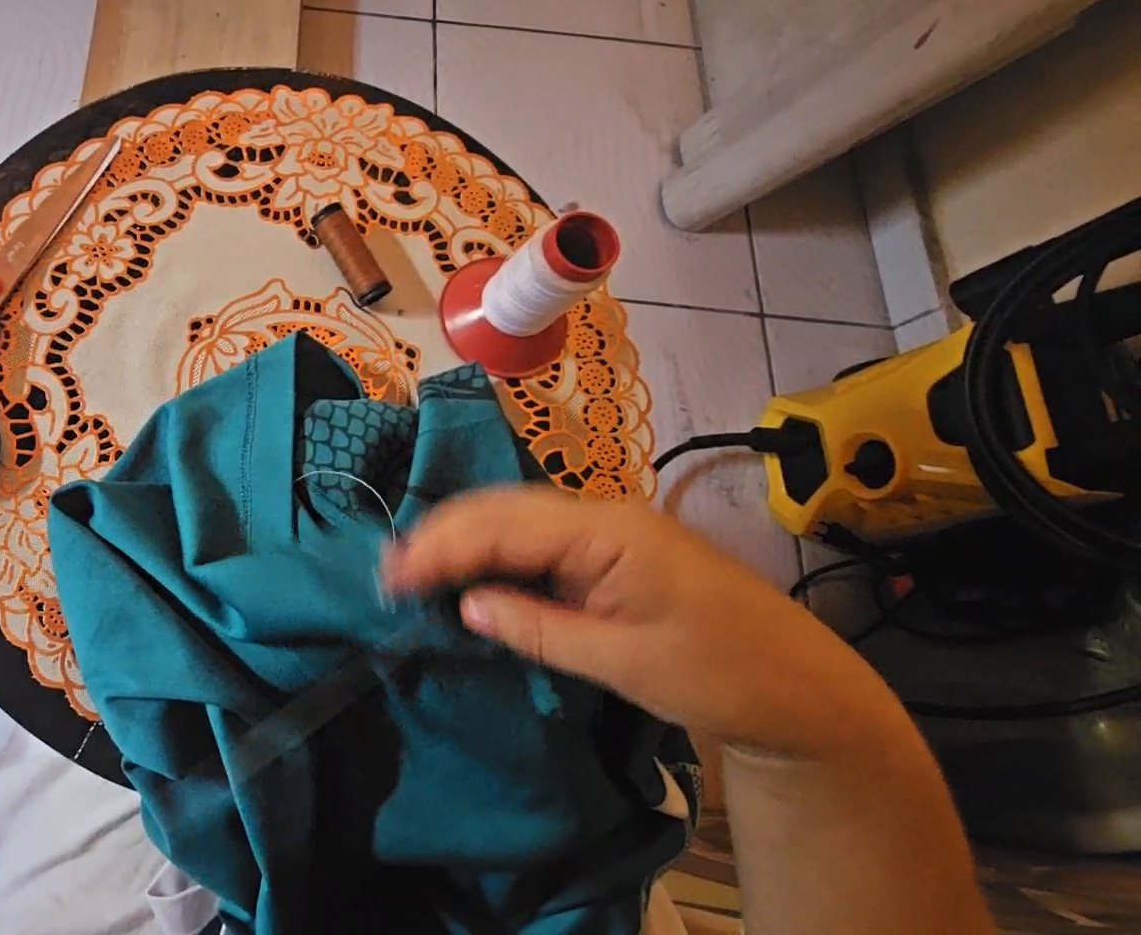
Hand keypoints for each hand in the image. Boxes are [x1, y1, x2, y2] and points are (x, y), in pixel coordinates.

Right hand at [381, 487, 913, 761]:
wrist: (807, 690)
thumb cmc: (726, 677)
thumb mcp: (627, 663)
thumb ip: (541, 628)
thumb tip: (466, 605)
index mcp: (610, 532)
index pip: (503, 525)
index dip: (441, 548)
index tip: (393, 579)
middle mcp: (601, 513)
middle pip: (499, 506)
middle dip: (439, 534)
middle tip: (390, 573)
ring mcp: (603, 526)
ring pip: (510, 514)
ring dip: (458, 538)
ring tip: (413, 568)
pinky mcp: (603, 547)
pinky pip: (530, 536)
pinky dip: (488, 551)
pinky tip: (465, 570)